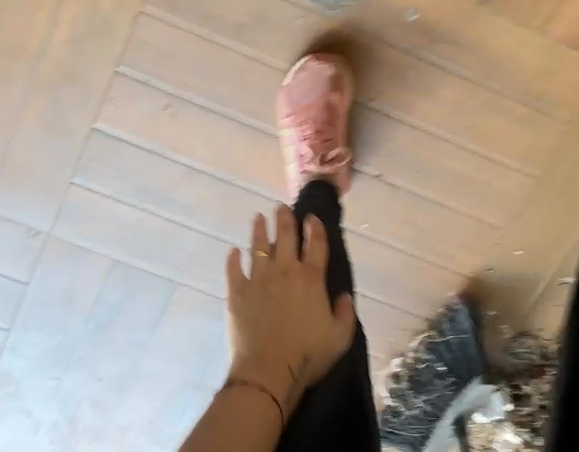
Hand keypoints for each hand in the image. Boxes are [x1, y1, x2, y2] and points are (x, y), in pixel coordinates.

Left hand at [224, 206, 357, 414]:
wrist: (268, 372)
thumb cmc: (307, 355)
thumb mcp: (340, 337)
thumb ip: (345, 313)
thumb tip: (344, 296)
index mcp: (311, 278)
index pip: (315, 243)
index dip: (314, 227)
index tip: (311, 217)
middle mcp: (285, 270)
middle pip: (284, 236)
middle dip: (284, 218)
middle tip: (281, 207)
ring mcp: (259, 279)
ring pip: (258, 246)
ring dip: (259, 229)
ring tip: (258, 217)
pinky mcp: (238, 293)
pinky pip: (234, 270)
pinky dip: (233, 259)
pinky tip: (233, 251)